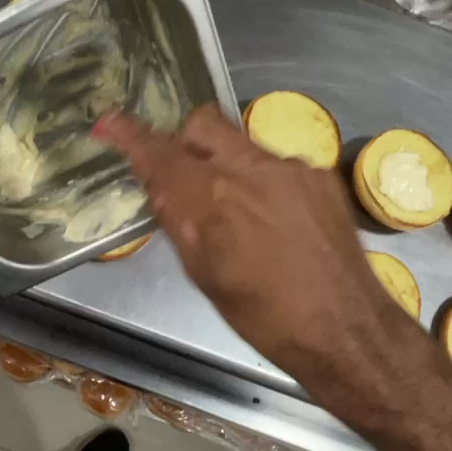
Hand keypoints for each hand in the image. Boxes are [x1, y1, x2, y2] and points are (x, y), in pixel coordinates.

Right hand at [96, 103, 421, 395]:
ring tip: (232, 212)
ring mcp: (292, 168)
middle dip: (182, 139)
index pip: (160, 154)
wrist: (343, 328)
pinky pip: (275, 164)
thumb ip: (179, 222)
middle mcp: (252, 169)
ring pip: (241, 144)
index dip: (130, 136)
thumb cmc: (262, 316)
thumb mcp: (203, 275)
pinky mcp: (320, 178)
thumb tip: (159, 189)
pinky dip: (259, 182)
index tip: (108, 122)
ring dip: (223, 164)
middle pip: (203, 123)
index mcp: (213, 197)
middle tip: (178, 173)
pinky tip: (270, 222)